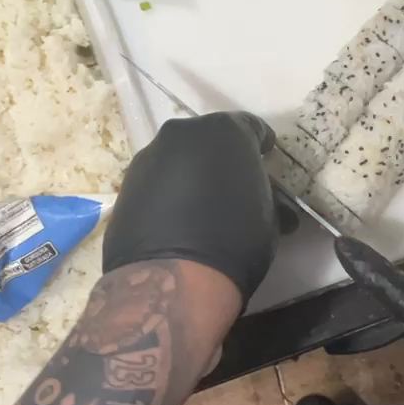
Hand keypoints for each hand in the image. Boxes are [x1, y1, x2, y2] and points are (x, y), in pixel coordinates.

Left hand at [103, 112, 279, 301]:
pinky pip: (155, 183)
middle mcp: (183, 134)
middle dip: (222, 158)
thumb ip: (269, 200)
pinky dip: (166, 195)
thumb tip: (278, 208)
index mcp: (226, 131)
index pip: (251, 128)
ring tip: (200, 207)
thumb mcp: (269, 219)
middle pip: (209, 140)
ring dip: (190, 175)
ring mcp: (148, 158)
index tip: (265, 160)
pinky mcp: (125, 186)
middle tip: (232, 185)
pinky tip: (174, 221)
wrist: (173, 275)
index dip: (260, 146)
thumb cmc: (235, 239)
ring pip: (177, 159)